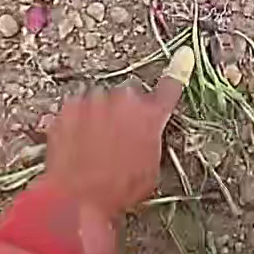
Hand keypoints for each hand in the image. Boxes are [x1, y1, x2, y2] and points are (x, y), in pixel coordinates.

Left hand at [41, 48, 189, 216]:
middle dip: (124, 109)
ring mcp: (95, 100)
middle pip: (128, 94)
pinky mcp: (68, 107)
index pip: (171, 86)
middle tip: (116, 137)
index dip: (180, 69)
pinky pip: (76, 107)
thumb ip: (152, 139)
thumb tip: (146, 135)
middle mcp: (126, 100)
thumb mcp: (150, 168)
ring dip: (99, 113)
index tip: (185, 54)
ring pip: (100, 99)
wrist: (76, 199)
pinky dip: (76, 119)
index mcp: (151, 114)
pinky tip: (76, 142)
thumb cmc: (119, 190)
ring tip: (92, 143)